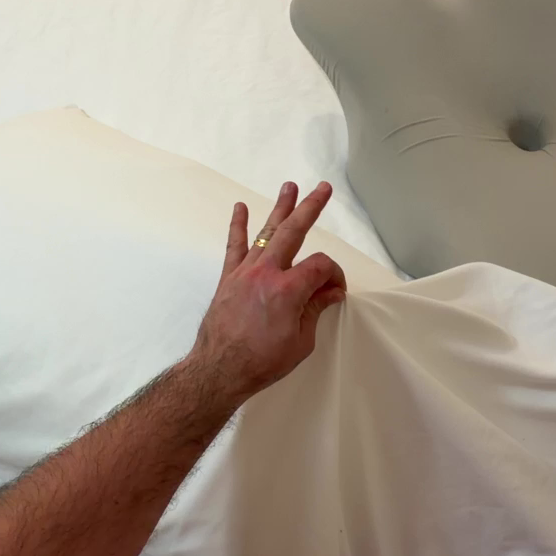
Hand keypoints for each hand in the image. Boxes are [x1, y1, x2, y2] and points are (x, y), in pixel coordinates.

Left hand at [185, 181, 347, 404]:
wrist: (220, 368)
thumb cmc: (262, 361)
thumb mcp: (301, 341)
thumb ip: (315, 309)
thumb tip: (331, 291)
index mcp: (289, 289)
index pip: (321, 266)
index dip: (334, 275)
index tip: (335, 291)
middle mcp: (267, 273)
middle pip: (294, 231)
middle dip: (310, 208)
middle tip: (323, 189)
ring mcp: (245, 272)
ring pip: (266, 232)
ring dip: (279, 208)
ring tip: (289, 186)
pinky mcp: (229, 278)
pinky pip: (234, 246)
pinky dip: (238, 226)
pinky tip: (240, 208)